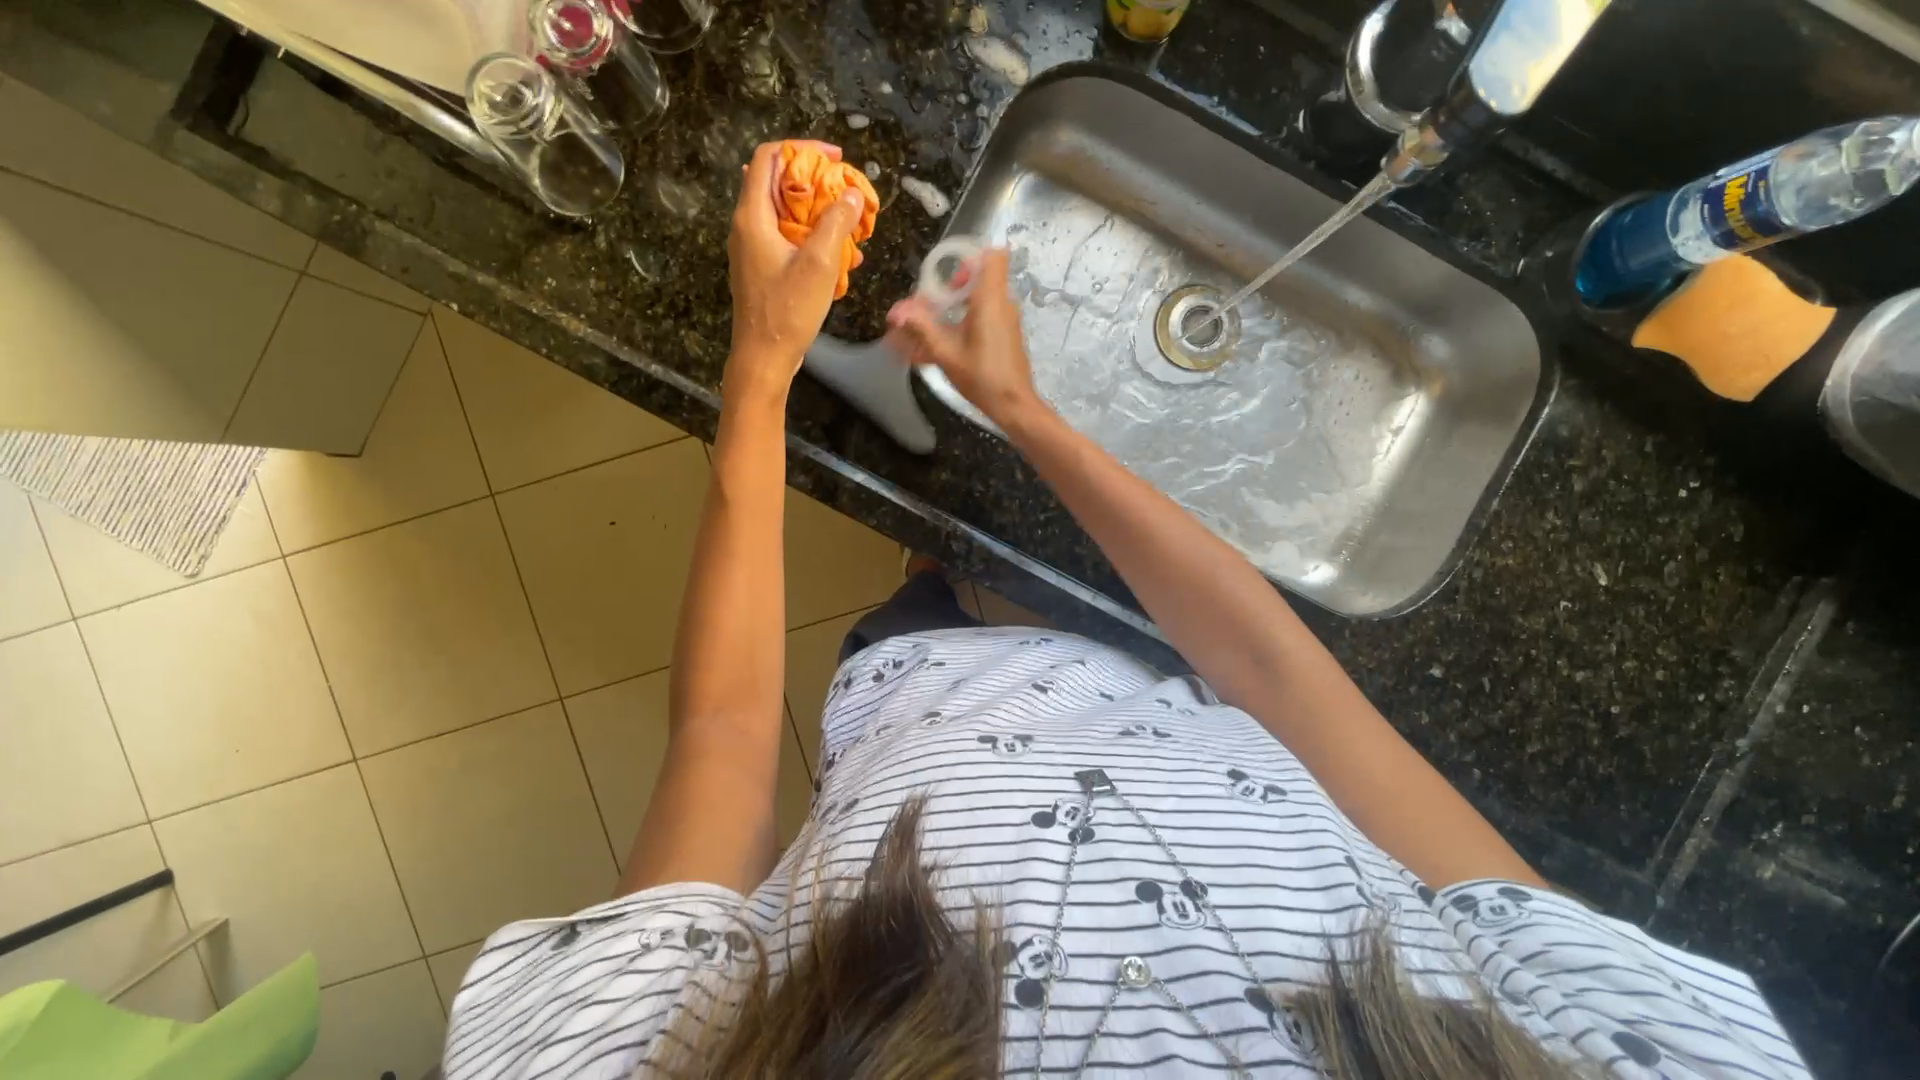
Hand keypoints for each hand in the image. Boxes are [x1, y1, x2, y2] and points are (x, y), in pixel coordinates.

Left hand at [726, 140, 865, 400]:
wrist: (763, 358)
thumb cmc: (787, 312)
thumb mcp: (819, 264)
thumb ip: (836, 222)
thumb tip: (852, 193)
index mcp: (752, 217)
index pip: (768, 157)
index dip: (802, 149)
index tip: (835, 158)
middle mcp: (746, 226)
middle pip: (777, 183)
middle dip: (815, 182)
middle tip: (847, 192)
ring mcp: (752, 249)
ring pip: (784, 212)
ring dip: (817, 211)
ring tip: (849, 223)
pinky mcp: (761, 269)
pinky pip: (786, 238)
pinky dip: (811, 236)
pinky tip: (839, 255)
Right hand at [886, 249, 1046, 429]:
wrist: (1014, 405)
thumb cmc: (982, 377)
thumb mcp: (946, 353)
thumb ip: (921, 327)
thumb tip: (897, 312)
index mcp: (991, 300)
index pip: (994, 256)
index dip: (971, 256)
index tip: (949, 274)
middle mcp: (1003, 303)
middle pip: (982, 276)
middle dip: (954, 285)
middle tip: (934, 304)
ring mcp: (1008, 319)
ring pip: (982, 297)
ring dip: (957, 305)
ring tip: (934, 325)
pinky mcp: (1007, 333)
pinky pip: (986, 315)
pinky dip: (966, 320)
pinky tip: (946, 342)